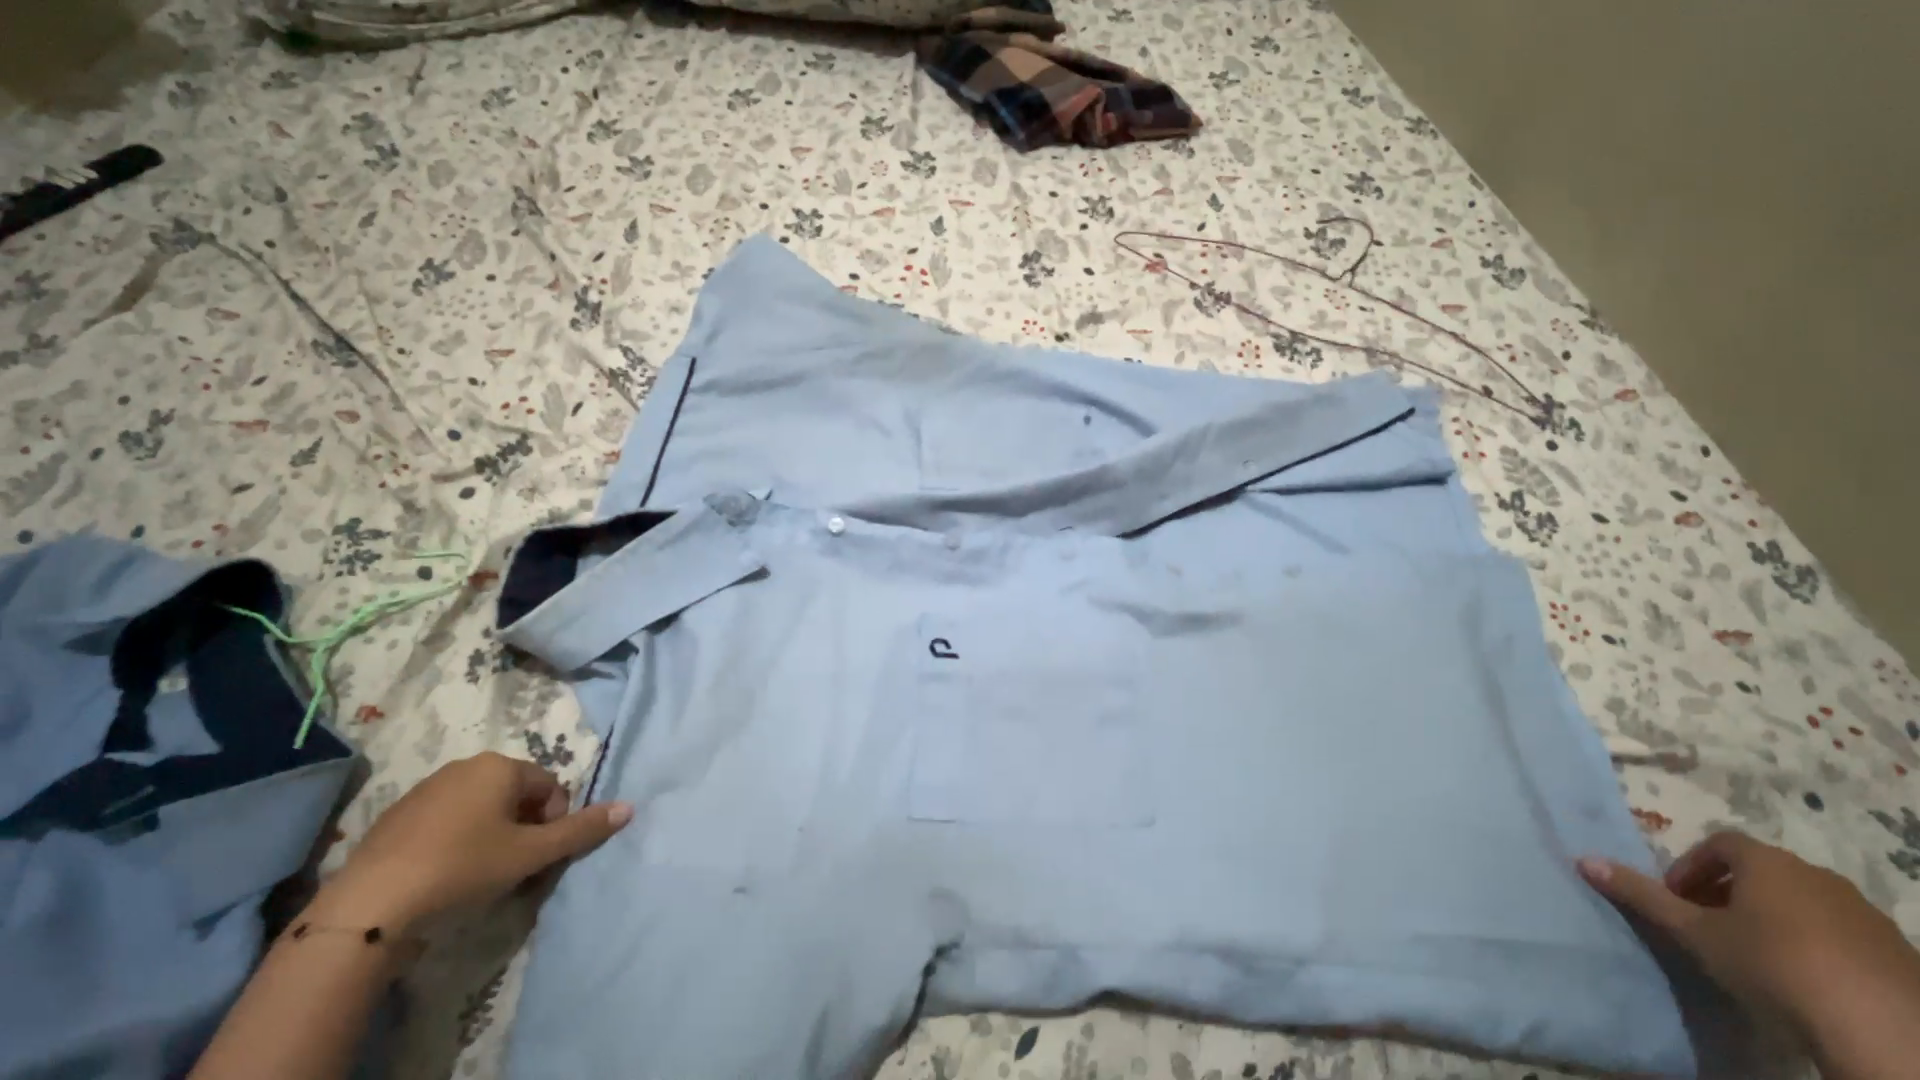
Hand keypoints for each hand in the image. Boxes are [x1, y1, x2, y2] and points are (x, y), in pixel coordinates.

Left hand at [313, 752, 632, 929]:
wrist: (371, 904)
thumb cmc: (463, 868)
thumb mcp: (531, 854)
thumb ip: (580, 830)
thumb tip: (629, 807)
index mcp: (500, 766)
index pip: (551, 788)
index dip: (555, 825)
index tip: (538, 859)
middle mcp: (465, 766)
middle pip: (517, 796)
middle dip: (525, 830)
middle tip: (516, 870)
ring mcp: (427, 789)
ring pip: (482, 809)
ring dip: (494, 837)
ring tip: (481, 877)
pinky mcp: (398, 816)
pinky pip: (448, 821)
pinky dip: (458, 843)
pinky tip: (446, 877)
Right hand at [1580, 832, 1919, 1079]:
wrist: (1878, 1025)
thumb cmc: (1771, 963)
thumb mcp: (1694, 932)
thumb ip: (1642, 895)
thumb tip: (1583, 859)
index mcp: (1766, 861)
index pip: (1718, 843)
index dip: (1690, 867)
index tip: (1676, 900)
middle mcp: (1815, 873)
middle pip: (1759, 870)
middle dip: (1726, 893)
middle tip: (1706, 928)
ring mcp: (1860, 909)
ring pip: (1800, 900)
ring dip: (1770, 917)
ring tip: (1751, 955)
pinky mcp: (1893, 946)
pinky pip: (1838, 930)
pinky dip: (1811, 941)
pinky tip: (1802, 979)